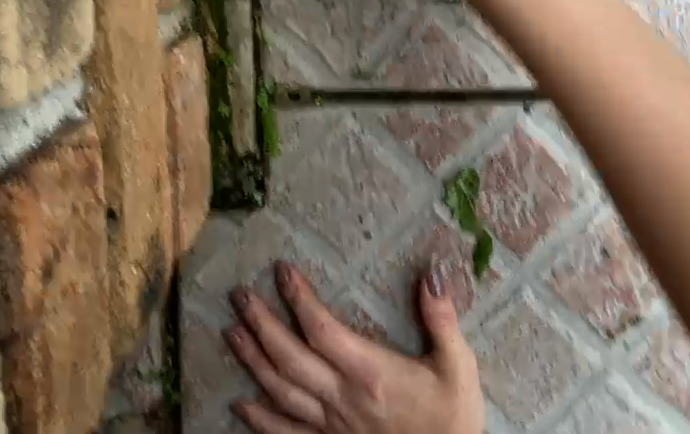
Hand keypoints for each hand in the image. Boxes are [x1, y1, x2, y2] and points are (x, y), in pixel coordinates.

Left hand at [226, 262, 482, 433]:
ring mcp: (332, 427)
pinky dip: (259, 420)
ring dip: (253, 361)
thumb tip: (430, 272)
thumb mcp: (458, 365)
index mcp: (371, 372)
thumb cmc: (453, 418)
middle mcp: (343, 398)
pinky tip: (239, 404)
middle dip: (262, 324)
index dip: (299, 299)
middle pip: (290, 358)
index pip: (322, 330)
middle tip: (239, 295)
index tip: (281, 271)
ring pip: (281, 392)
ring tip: (231, 332)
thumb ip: (442, 318)